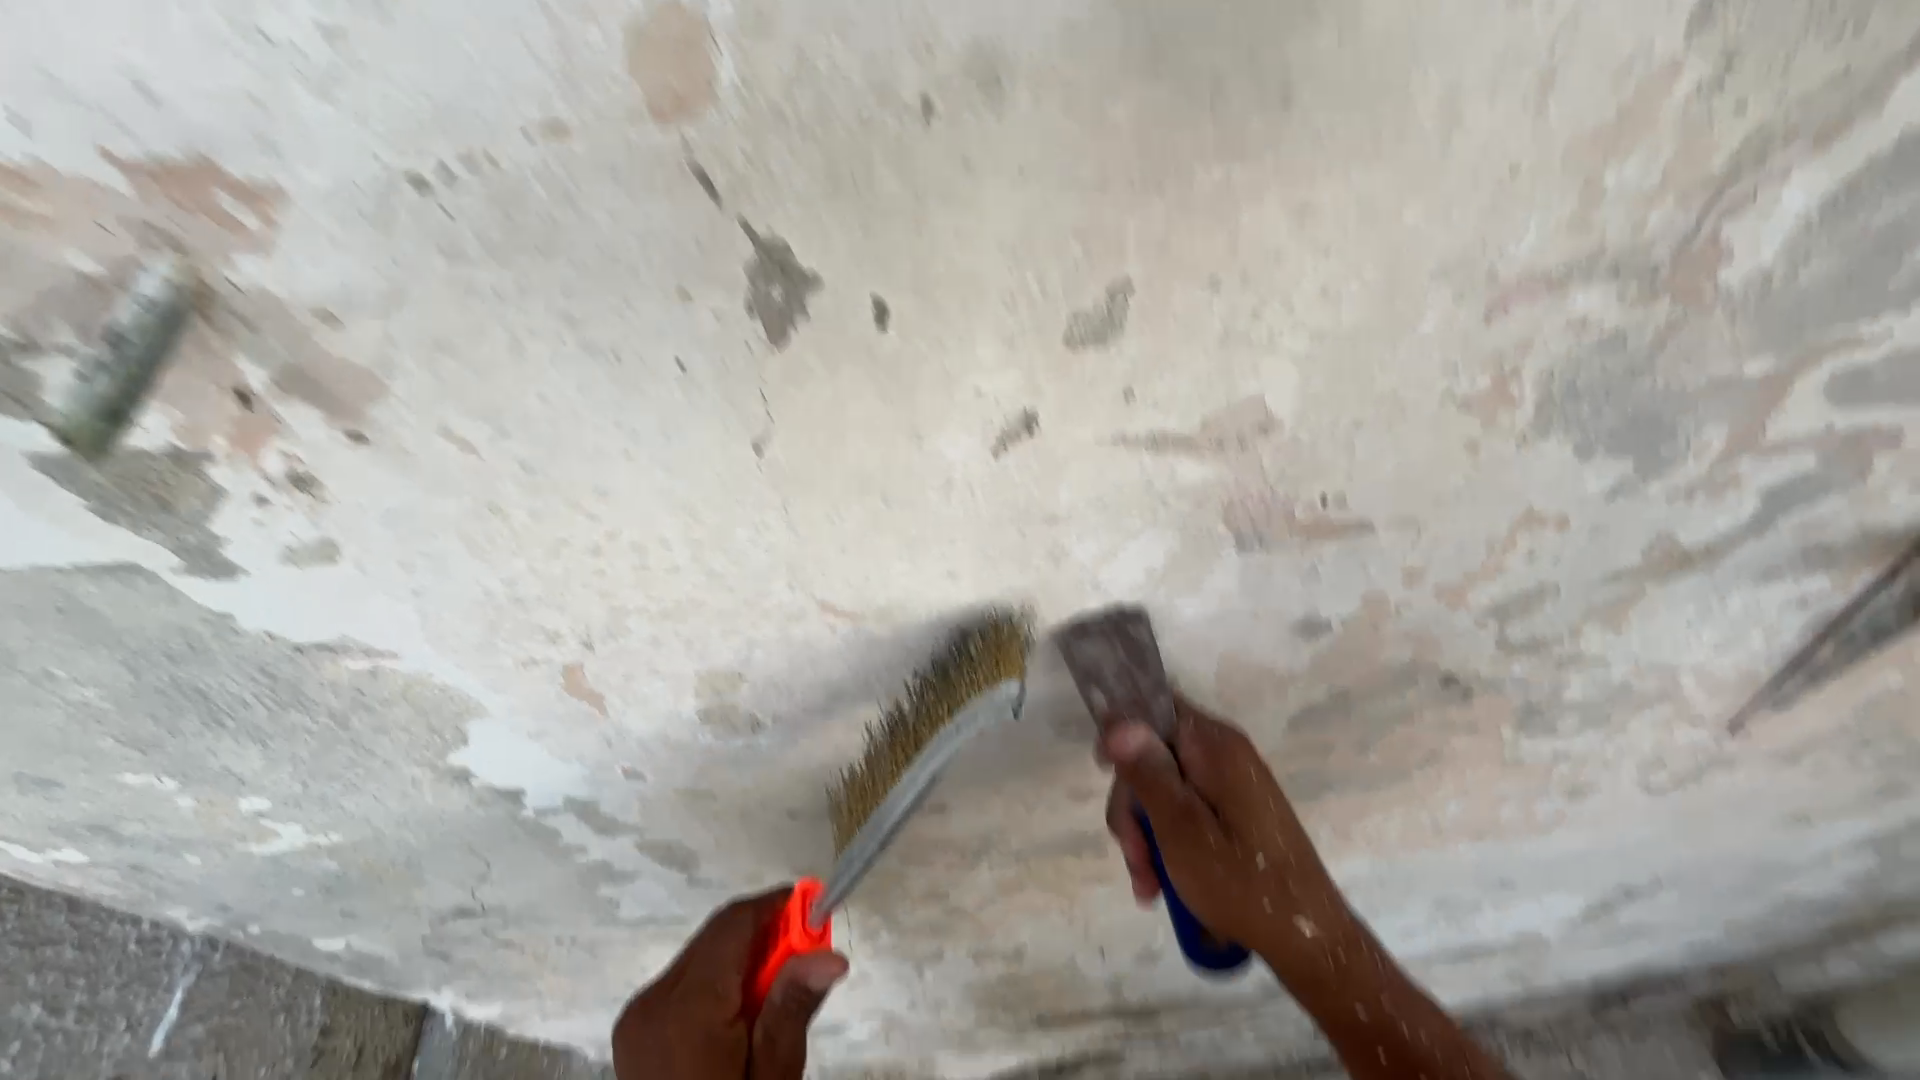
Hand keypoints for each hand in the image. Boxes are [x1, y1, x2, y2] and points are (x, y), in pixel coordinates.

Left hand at [612, 886, 848, 1079]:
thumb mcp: (772, 1076)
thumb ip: (792, 1007)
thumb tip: (832, 955)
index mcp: (685, 1007)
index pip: (733, 924)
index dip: (777, 905)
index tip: (818, 907)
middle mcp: (651, 999)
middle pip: (717, 937)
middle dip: (765, 935)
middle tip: (809, 958)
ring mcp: (636, 1015)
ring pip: (701, 956)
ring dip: (744, 958)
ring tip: (779, 994)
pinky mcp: (634, 1030)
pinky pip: (684, 982)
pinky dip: (719, 982)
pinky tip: (743, 1014)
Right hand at [1100, 696, 1354, 977]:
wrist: (1306, 940)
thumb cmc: (1241, 883)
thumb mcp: (1180, 829)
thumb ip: (1147, 772)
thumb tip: (1117, 720)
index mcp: (1215, 746)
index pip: (1154, 707)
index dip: (1121, 734)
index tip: (1104, 773)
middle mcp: (1223, 754)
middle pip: (1152, 756)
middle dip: (1132, 806)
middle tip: (1134, 856)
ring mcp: (1230, 783)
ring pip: (1163, 789)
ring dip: (1145, 834)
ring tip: (1148, 884)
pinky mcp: (1234, 811)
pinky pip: (1185, 811)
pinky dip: (1167, 841)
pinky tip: (1161, 882)